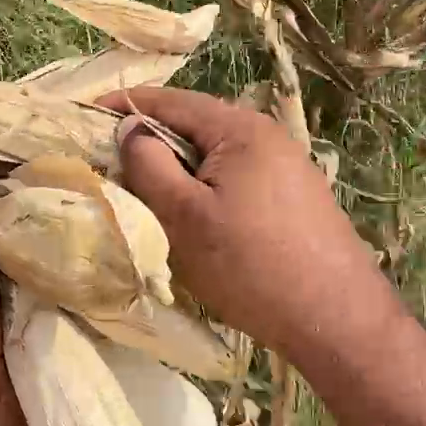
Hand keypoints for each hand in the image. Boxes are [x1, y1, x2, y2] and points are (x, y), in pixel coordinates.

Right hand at [100, 89, 425, 425]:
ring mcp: (285, 165)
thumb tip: (128, 128)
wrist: (340, 324)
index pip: (168, 100)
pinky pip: (233, 174)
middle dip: (148, 138)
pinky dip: (202, 183)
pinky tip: (192, 214)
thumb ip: (148, 163)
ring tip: (144, 189)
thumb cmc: (252, 266)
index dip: (123, 104)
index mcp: (240, 128)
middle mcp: (266, 135)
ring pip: (211, 152)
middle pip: (191, 123)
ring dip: (175, 164)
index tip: (85, 116)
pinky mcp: (293, 196)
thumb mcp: (184, 215)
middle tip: (109, 160)